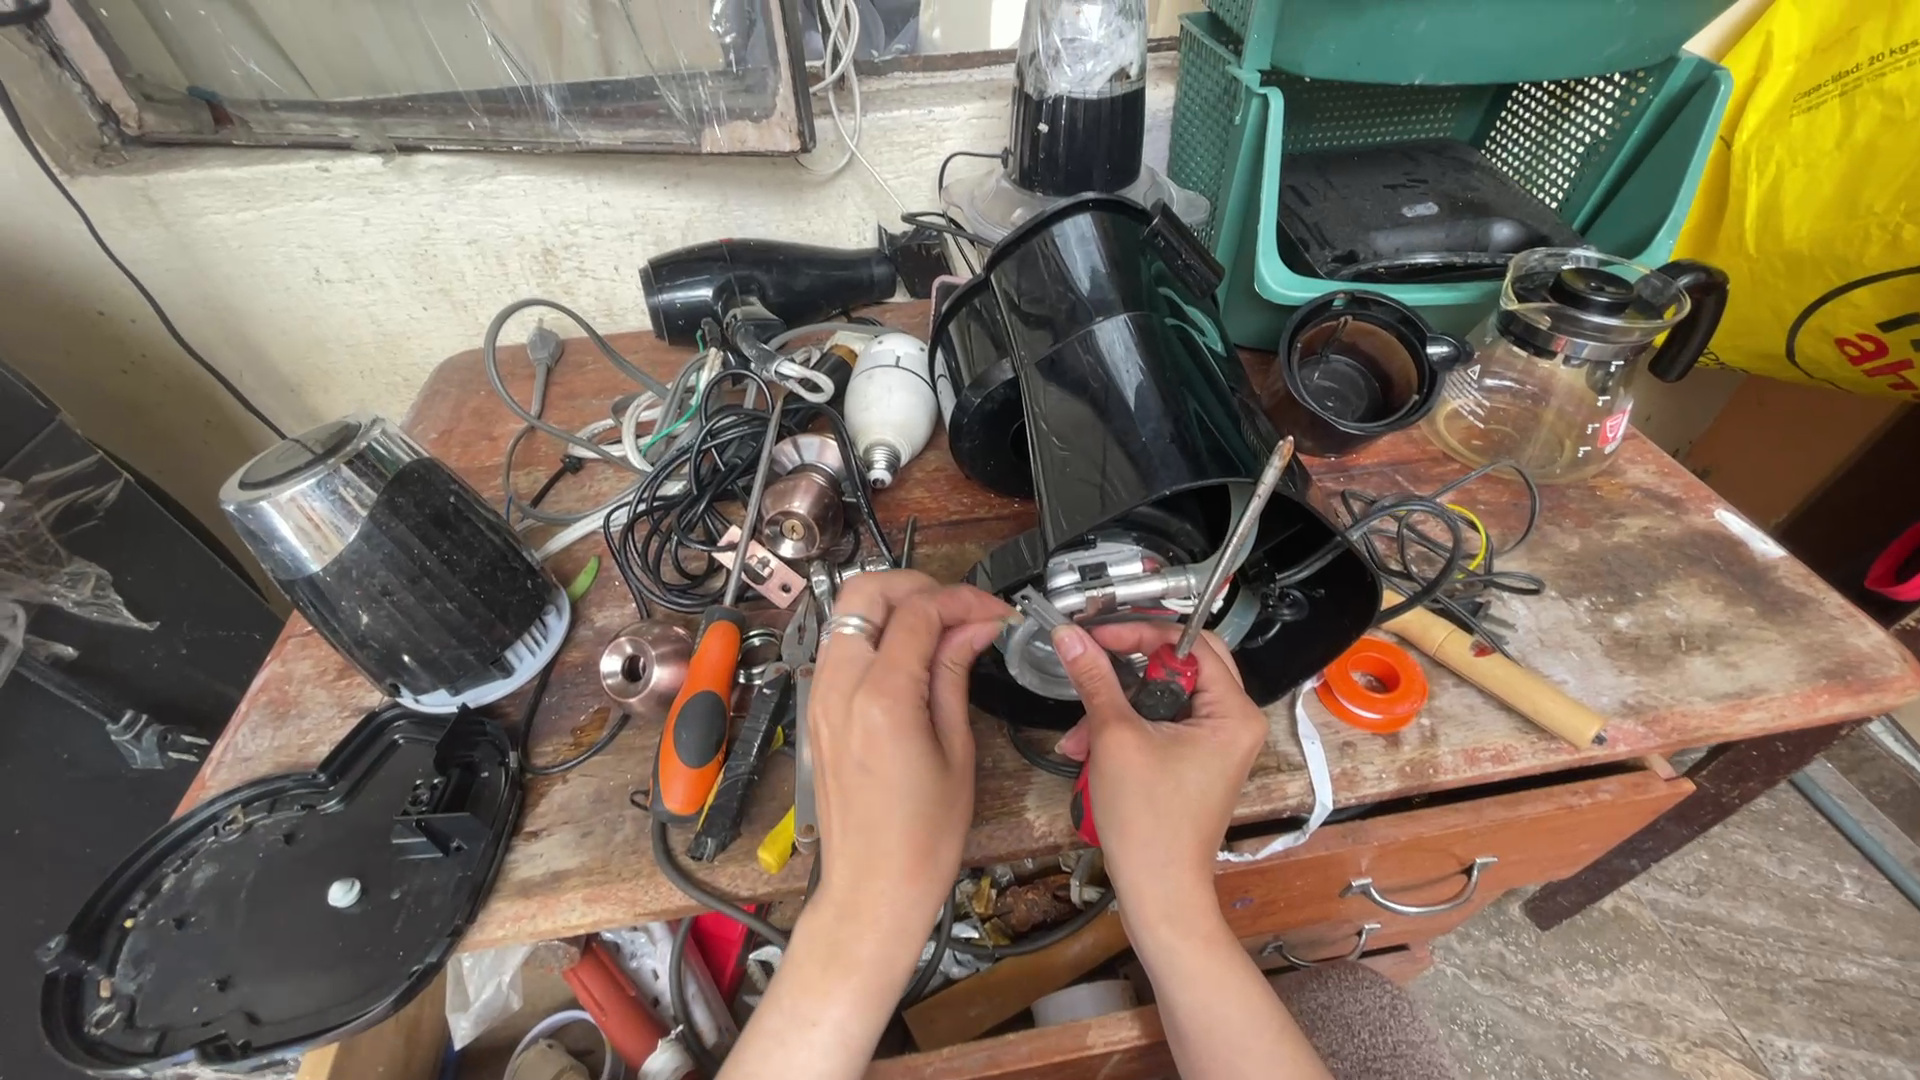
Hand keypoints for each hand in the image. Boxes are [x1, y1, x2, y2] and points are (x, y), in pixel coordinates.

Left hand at [807, 570, 1009, 923]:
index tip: (993, 612)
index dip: (962, 600)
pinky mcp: (815, 708)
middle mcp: (839, 685)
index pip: (917, 612)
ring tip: (939, 630)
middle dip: (916, 585)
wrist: (871, 888)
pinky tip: (910, 656)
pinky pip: (841, 646)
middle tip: (958, 609)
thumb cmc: (923, 835)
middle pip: (865, 591)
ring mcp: (819, 695)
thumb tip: (975, 626)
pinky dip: (874, 633)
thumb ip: (955, 673)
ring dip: (893, 606)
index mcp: (881, 697)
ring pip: (846, 613)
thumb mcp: (956, 749)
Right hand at [1050, 622, 1267, 924]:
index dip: (1139, 632)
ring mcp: (1214, 740)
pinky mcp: (1194, 756)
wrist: (1157, 890)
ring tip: (1079, 732)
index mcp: (1232, 712)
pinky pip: (1158, 720)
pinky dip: (1123, 726)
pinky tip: (1087, 747)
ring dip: (1115, 704)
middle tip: (1092, 659)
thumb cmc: (1148, 821)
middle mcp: (1232, 721)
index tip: (1097, 635)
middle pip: (1177, 663)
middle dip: (1125, 667)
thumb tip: (1071, 636)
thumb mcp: (1114, 736)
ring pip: (1160, 693)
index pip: (1189, 642)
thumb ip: (1094, 678)